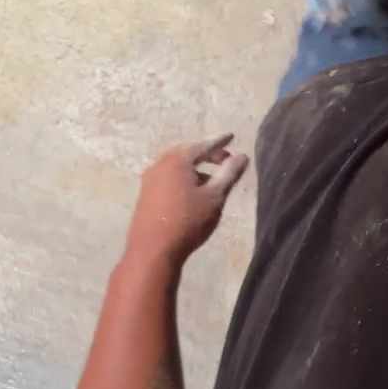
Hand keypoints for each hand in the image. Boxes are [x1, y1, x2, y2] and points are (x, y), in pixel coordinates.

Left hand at [125, 135, 249, 263]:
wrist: (153, 251)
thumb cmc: (188, 220)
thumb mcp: (215, 196)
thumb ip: (229, 173)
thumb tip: (242, 155)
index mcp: (177, 160)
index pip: (203, 145)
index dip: (220, 142)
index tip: (232, 137)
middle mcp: (160, 164)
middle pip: (188, 152)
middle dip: (207, 153)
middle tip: (225, 158)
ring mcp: (150, 179)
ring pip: (177, 165)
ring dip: (195, 167)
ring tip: (212, 178)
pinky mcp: (146, 194)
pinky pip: (169, 176)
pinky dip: (184, 176)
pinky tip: (193, 191)